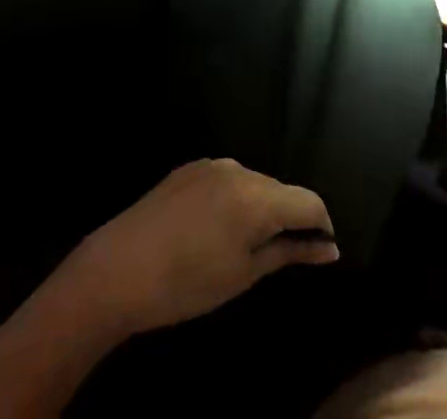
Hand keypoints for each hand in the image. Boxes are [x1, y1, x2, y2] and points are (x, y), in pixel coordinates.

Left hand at [48, 159, 338, 335]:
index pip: (309, 201)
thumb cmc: (188, 282)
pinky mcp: (186, 168)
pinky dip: (234, 200)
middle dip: (290, 218)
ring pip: (253, 183)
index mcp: (256, 195)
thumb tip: (328, 248)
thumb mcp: (245, 273)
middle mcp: (236, 169)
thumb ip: (290, 252)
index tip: (320, 253)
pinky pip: (226, 180)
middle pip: (281, 189)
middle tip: (281, 257)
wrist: (118, 268)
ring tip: (244, 246)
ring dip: (261, 208)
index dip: (322, 227)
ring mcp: (208, 164)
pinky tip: (216, 229)